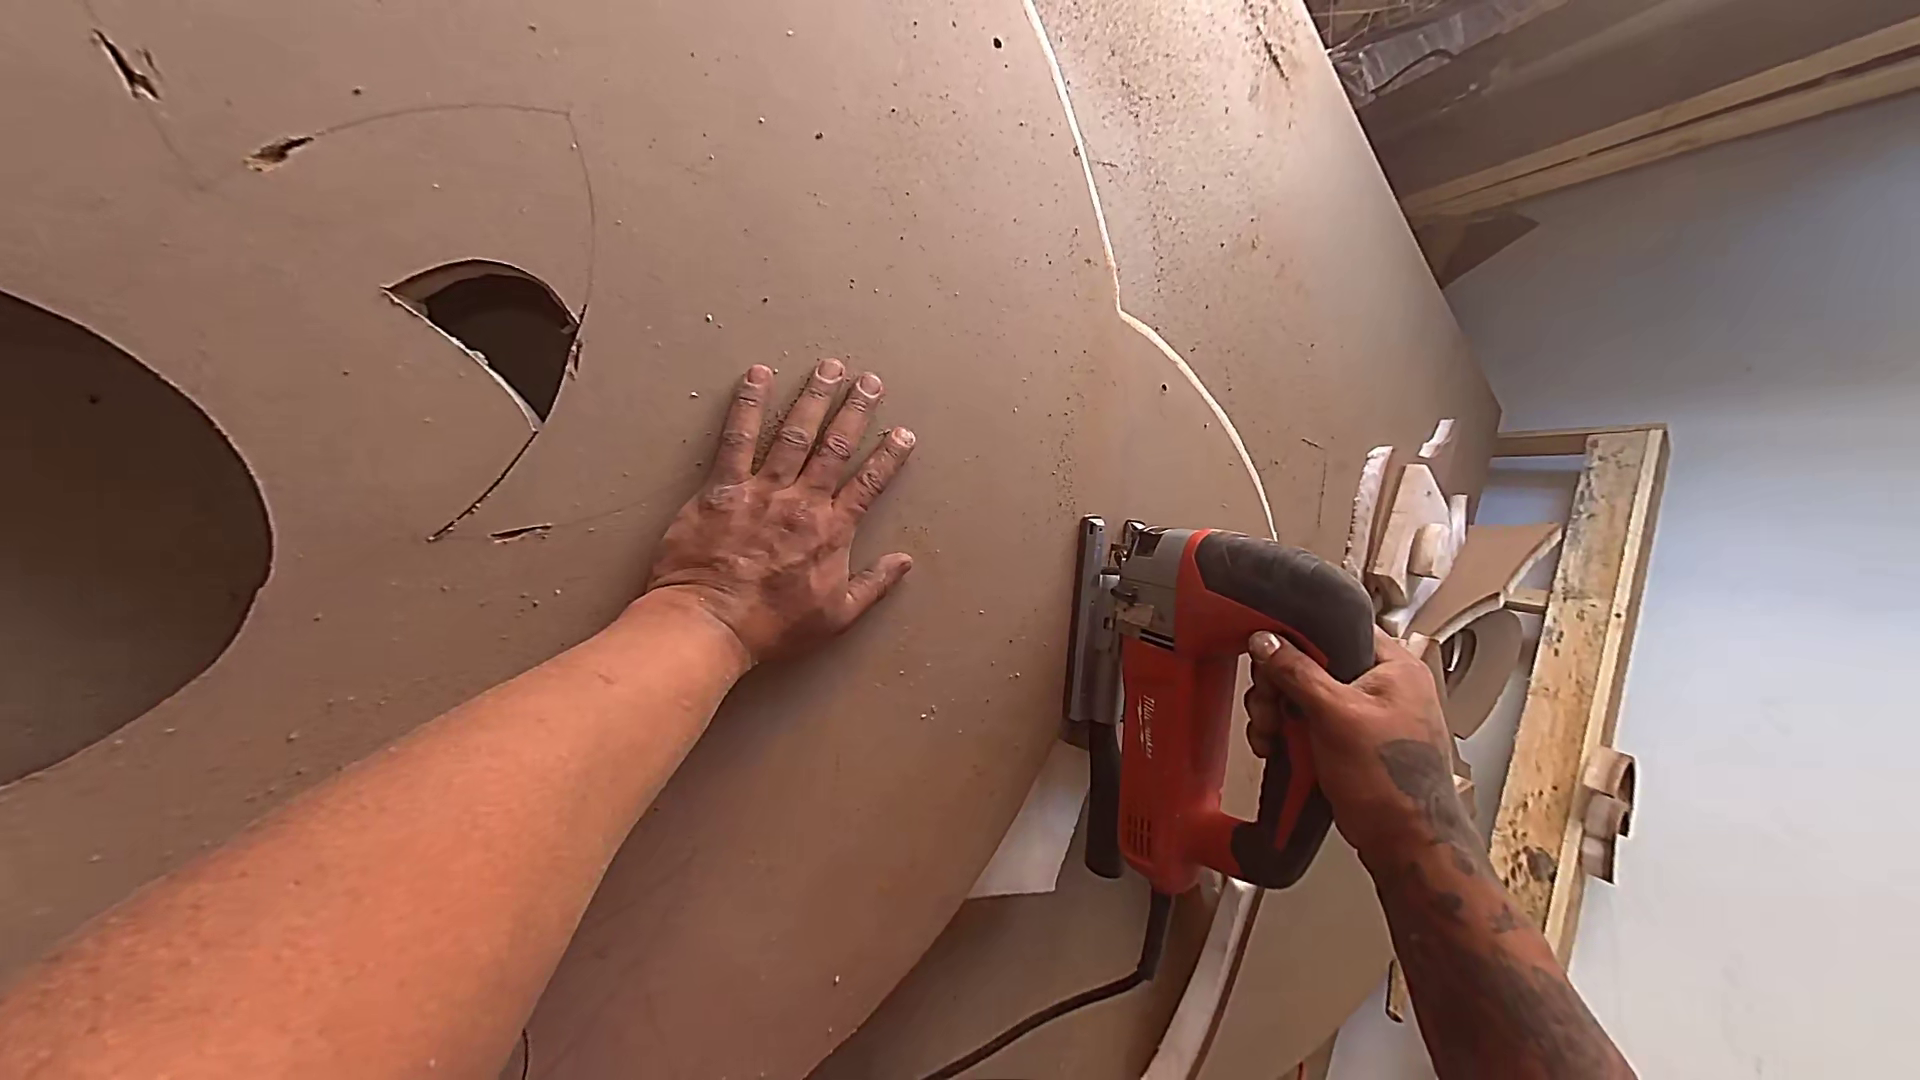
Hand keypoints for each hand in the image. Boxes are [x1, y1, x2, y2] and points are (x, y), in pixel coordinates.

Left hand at [644, 359, 916, 663]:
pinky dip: (748, 405)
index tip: (903, 434)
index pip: (869, 484)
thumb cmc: (773, 625)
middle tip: (869, 382)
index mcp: (832, 531)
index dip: (888, 457)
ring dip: (814, 398)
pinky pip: (738, 438)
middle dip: (855, 411)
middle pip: (835, 447)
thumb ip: (875, 585)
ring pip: (794, 434)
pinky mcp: (723, 488)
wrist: (710, 625)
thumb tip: (905, 562)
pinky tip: (759, 376)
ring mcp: (763, 490)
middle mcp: (802, 502)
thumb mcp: (837, 616)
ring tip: (829, 368)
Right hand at [1245, 627, 1457, 858]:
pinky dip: (1281, 731)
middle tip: (1270, 706)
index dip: (1297, 636)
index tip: (1270, 652)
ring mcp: (1356, 711)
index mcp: (1391, 665)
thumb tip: (1265, 640)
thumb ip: (1297, 671)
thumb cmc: (1393, 781)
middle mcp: (1375, 683)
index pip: (1335, 627)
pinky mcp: (1340, 736)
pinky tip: (1274, 746)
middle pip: (1306, 662)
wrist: (1406, 844)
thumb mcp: (1335, 714)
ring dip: (1273, 712)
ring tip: (1271, 734)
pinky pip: (1299, 719)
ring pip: (1297, 692)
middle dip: (1277, 686)